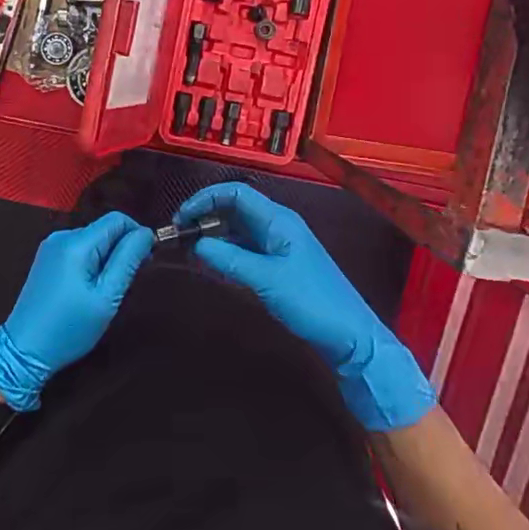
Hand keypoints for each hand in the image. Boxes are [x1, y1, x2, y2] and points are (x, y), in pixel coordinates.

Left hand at [0, 212, 154, 410]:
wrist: (24, 350)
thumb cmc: (69, 328)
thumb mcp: (106, 297)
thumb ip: (127, 261)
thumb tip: (146, 233)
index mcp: (76, 243)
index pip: (118, 219)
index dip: (137, 235)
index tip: (146, 262)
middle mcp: (61, 237)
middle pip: (104, 229)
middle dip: (122, 249)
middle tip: (127, 283)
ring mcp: (51, 247)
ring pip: (93, 240)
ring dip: (108, 258)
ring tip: (108, 291)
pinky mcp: (46, 260)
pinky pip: (79, 250)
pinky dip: (92, 263)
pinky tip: (90, 289)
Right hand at [176, 182, 435, 430]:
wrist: (349, 335)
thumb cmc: (311, 302)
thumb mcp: (266, 279)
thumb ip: (229, 259)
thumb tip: (196, 243)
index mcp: (279, 220)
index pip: (235, 193)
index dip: (205, 199)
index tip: (180, 218)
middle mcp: (277, 226)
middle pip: (234, 208)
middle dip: (205, 215)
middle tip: (178, 235)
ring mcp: (278, 245)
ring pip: (238, 228)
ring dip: (212, 233)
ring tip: (188, 248)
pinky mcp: (278, 265)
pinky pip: (244, 248)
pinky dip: (224, 250)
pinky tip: (210, 262)